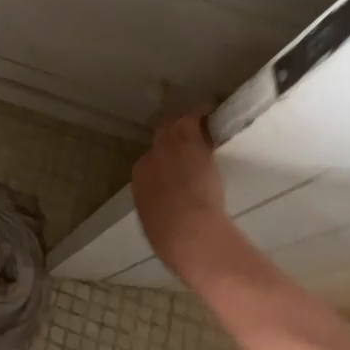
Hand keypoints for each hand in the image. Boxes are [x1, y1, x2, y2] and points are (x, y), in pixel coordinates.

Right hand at [132, 113, 245, 287]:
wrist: (189, 233)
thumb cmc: (173, 240)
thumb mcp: (158, 226)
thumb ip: (161, 212)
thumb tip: (168, 216)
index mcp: (140, 179)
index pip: (150, 162)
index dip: (164, 162)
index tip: (177, 167)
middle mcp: (150, 158)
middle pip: (160, 139)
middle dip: (171, 137)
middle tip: (186, 138)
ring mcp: (170, 148)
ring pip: (174, 126)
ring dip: (184, 124)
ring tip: (196, 121)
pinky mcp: (190, 142)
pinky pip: (193, 119)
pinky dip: (200, 114)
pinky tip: (209, 109)